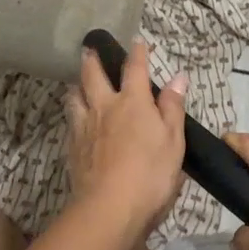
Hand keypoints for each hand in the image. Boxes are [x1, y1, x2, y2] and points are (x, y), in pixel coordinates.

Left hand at [64, 39, 187, 233]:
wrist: (108, 207)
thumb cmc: (150, 174)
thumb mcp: (173, 142)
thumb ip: (172, 107)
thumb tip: (178, 76)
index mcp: (132, 101)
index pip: (134, 69)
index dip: (137, 54)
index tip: (137, 42)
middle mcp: (104, 105)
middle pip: (93, 74)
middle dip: (93, 59)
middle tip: (89, 48)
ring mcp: (84, 125)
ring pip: (75, 95)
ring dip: (77, 85)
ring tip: (78, 82)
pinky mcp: (73, 146)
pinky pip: (70, 119)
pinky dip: (73, 112)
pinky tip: (75, 118)